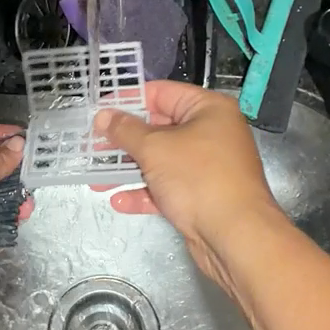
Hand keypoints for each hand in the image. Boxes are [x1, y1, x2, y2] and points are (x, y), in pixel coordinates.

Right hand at [94, 82, 289, 294]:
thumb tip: (104, 116)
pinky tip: (119, 202)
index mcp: (208, 109)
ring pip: (161, 161)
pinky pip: (168, 188)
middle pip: (160, 128)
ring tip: (96, 177)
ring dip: (129, 169)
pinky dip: (145, 193)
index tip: (99, 109)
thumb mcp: (155, 148)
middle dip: (125, 139)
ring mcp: (208, 166)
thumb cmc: (198, 178)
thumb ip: (125, 130)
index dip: (128, 99)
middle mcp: (211, 133)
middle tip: (92, 144)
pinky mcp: (202, 196)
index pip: (162, 93)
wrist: (236, 236)